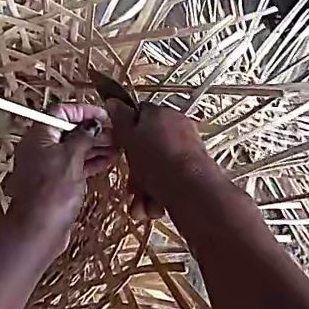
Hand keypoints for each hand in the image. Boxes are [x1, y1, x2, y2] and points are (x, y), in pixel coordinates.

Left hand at [3, 104, 115, 245]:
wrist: (38, 230)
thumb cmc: (52, 192)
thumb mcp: (71, 157)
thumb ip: (83, 137)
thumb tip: (92, 125)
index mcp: (39, 136)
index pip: (61, 112)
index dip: (83, 111)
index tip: (103, 116)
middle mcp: (40, 149)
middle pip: (68, 131)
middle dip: (93, 131)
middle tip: (116, 134)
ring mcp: (47, 167)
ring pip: (73, 150)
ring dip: (95, 147)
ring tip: (117, 148)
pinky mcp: (54, 184)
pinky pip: (74, 166)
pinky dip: (90, 162)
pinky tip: (108, 161)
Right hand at [105, 103, 223, 220]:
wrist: (191, 191)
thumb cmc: (158, 161)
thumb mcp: (129, 137)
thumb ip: (120, 119)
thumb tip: (114, 102)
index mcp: (162, 114)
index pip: (139, 115)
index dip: (126, 132)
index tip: (120, 146)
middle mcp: (178, 129)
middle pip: (147, 147)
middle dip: (136, 170)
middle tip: (132, 184)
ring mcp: (188, 152)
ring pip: (157, 169)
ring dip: (145, 188)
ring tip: (142, 204)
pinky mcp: (194, 174)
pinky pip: (170, 182)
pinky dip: (160, 196)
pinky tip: (154, 207)